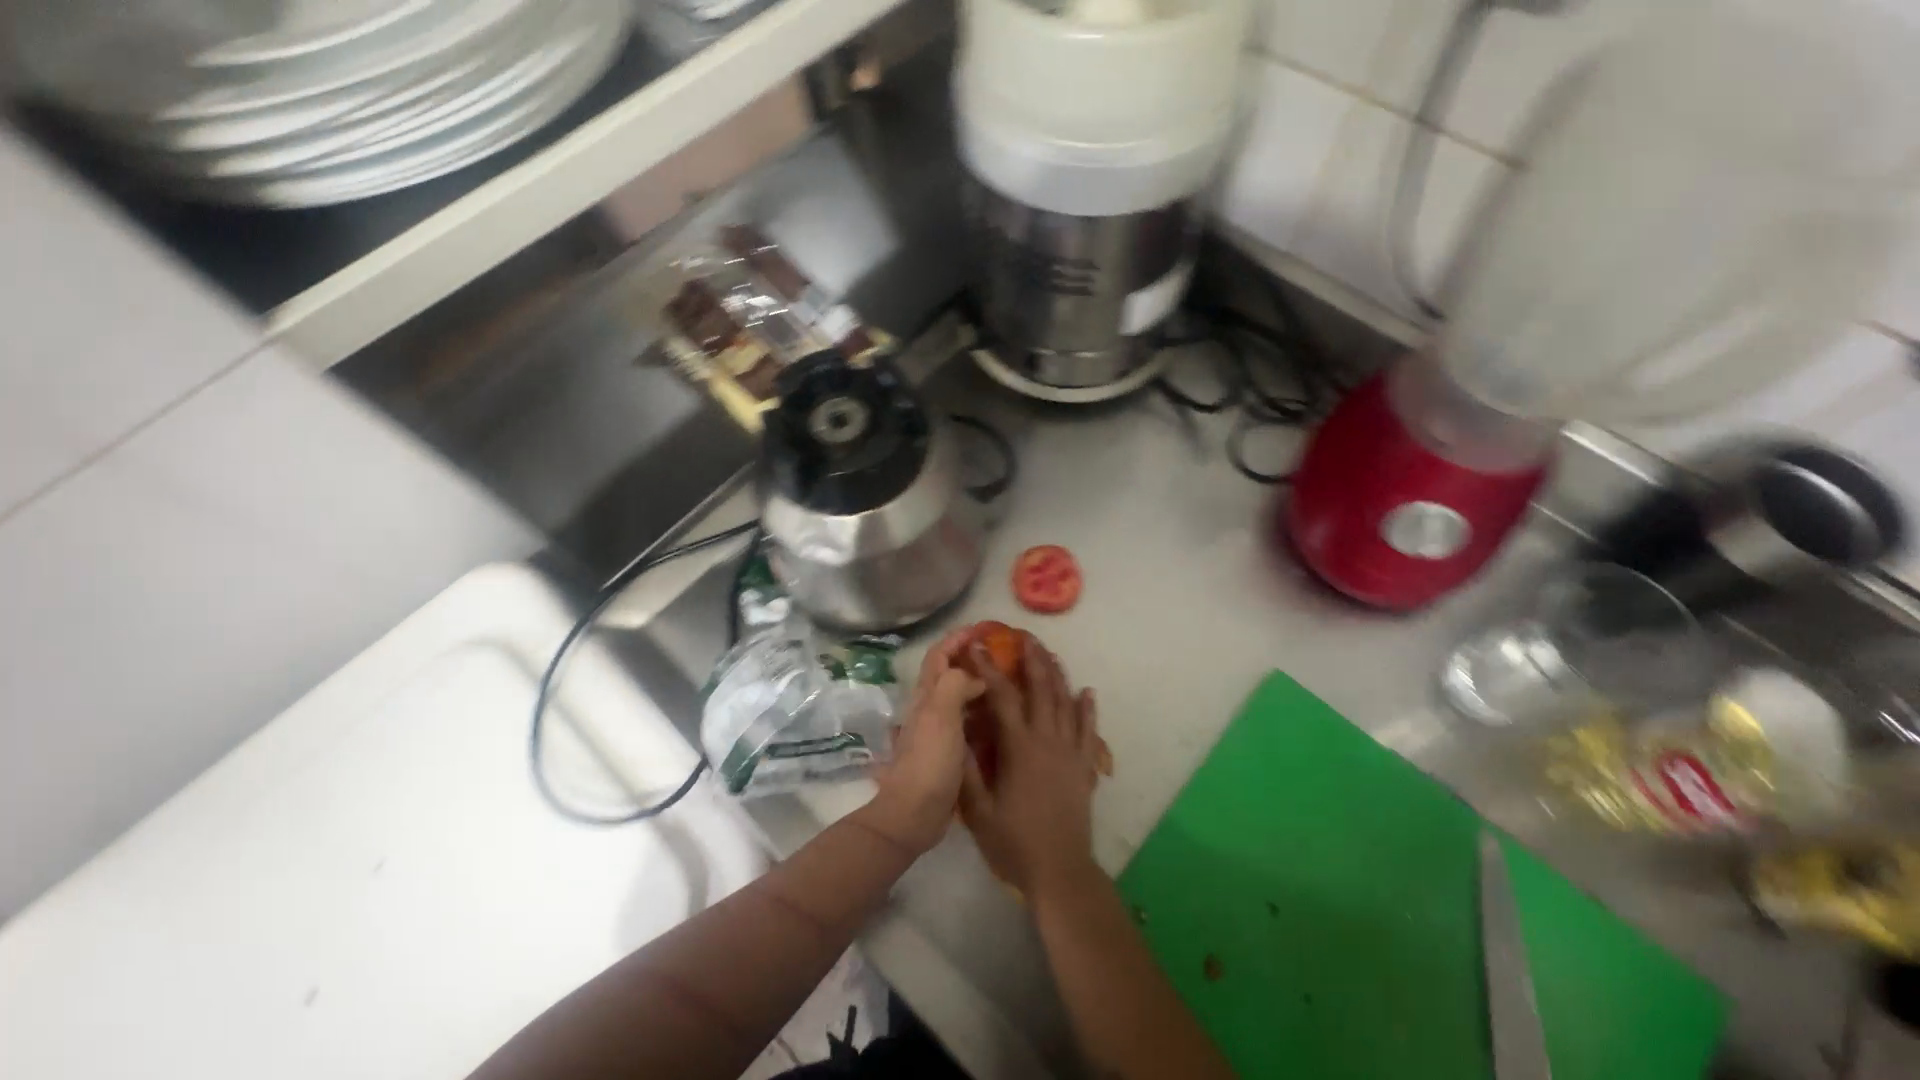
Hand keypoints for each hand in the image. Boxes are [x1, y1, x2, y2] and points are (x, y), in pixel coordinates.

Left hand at [868, 628, 983, 854]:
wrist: (914, 813)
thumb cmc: (928, 761)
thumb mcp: (941, 714)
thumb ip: (955, 684)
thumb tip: (975, 675)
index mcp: (926, 697)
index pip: (938, 656)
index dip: (957, 639)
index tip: (982, 630)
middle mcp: (929, 710)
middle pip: (947, 674)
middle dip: (970, 659)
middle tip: (1003, 656)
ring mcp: (937, 733)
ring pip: (958, 699)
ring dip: (978, 686)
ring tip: (1007, 682)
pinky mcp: (947, 755)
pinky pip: (967, 724)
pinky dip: (982, 714)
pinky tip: (1001, 721)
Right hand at [959, 637, 1103, 899]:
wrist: (1060, 870)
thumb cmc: (1013, 842)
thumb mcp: (978, 810)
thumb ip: (967, 771)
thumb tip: (956, 733)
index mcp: (1019, 749)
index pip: (1003, 698)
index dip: (990, 670)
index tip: (979, 647)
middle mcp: (1048, 742)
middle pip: (1041, 691)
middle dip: (1032, 661)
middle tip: (1024, 638)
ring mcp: (1070, 753)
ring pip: (1066, 704)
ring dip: (1058, 676)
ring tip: (1050, 654)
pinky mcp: (1084, 768)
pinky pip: (1088, 730)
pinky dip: (1087, 709)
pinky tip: (1087, 692)